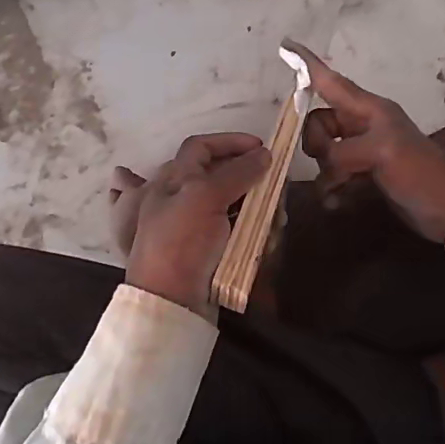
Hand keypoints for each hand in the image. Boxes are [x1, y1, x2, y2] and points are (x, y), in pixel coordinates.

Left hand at [122, 133, 270, 320]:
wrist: (168, 301)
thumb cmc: (180, 242)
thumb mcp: (205, 198)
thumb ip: (236, 173)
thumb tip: (264, 154)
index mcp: (173, 180)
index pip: (201, 147)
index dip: (230, 142)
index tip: (261, 147)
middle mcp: (182, 199)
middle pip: (224, 177)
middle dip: (253, 182)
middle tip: (276, 191)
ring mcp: (197, 228)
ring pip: (236, 207)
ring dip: (259, 211)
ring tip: (276, 222)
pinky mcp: (209, 252)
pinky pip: (238, 234)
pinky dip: (255, 235)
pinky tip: (267, 242)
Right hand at [291, 44, 444, 242]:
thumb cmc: (420, 172)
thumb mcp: (381, 152)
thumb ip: (342, 150)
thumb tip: (324, 161)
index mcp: (368, 109)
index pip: (330, 80)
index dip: (307, 63)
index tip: (285, 44)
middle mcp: (361, 124)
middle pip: (318, 122)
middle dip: (316, 144)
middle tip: (332, 163)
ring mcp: (361, 150)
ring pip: (322, 151)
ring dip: (325, 173)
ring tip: (339, 190)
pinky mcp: (362, 174)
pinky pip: (331, 175)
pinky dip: (331, 188)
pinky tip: (339, 203)